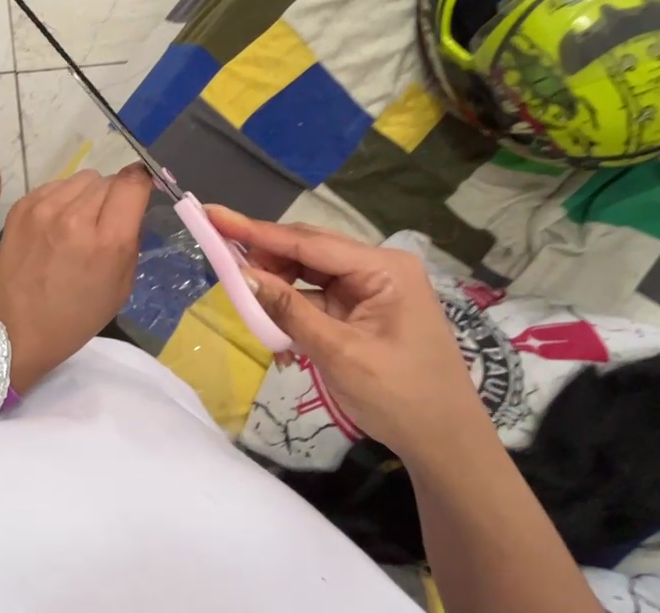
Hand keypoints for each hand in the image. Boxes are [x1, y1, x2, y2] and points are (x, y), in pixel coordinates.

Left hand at [0, 165, 152, 393]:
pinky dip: (63, 199)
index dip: (142, 183)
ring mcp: (43, 207)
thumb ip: (130, 242)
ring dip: (88, 195)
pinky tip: (57, 225)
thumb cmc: (73, 319)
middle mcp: (75, 215)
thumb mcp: (121, 288)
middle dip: (115, 195)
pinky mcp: (21, 205)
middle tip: (107, 221)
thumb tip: (132, 210)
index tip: (142, 193)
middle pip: (108, 179)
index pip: (133, 182)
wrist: (10, 328)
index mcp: (106, 241)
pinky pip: (55, 186)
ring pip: (82, 178)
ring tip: (80, 223)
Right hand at [206, 206, 488, 464]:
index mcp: (384, 269)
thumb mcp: (339, 353)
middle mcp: (379, 267)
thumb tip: (241, 274)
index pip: (307, 241)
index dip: (255, 230)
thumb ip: (288, 309)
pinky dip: (291, 301)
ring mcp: (373, 287)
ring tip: (246, 296)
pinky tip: (271, 314)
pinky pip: (316, 291)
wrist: (447, 447)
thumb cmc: (401, 398)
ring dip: (276, 281)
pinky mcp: (364, 307)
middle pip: (306, 247)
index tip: (212, 213)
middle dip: (264, 254)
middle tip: (219, 257)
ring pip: (307, 268)